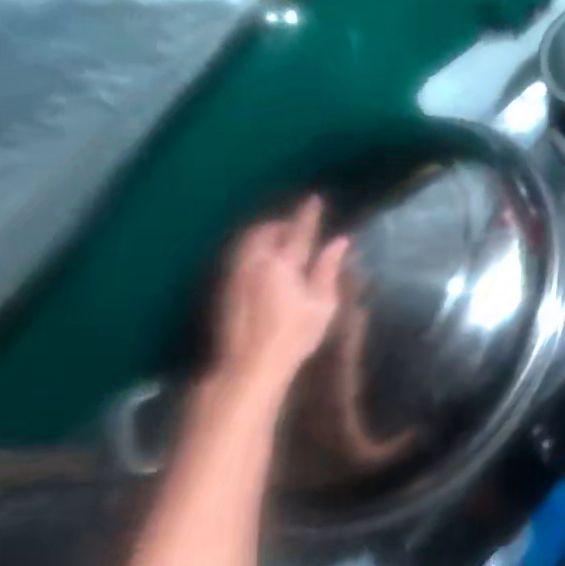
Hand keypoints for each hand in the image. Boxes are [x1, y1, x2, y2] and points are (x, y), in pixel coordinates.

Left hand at [211, 194, 350, 397]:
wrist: (248, 366)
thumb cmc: (294, 336)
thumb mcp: (322, 305)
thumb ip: (328, 269)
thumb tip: (339, 241)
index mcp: (283, 263)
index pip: (299, 230)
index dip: (308, 213)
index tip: (315, 199)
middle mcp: (256, 261)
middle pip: (266, 230)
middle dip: (282, 222)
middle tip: (297, 225)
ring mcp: (236, 273)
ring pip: (248, 240)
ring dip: (265, 232)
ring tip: (279, 238)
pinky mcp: (225, 287)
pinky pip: (240, 253)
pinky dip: (254, 246)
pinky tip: (263, 259)